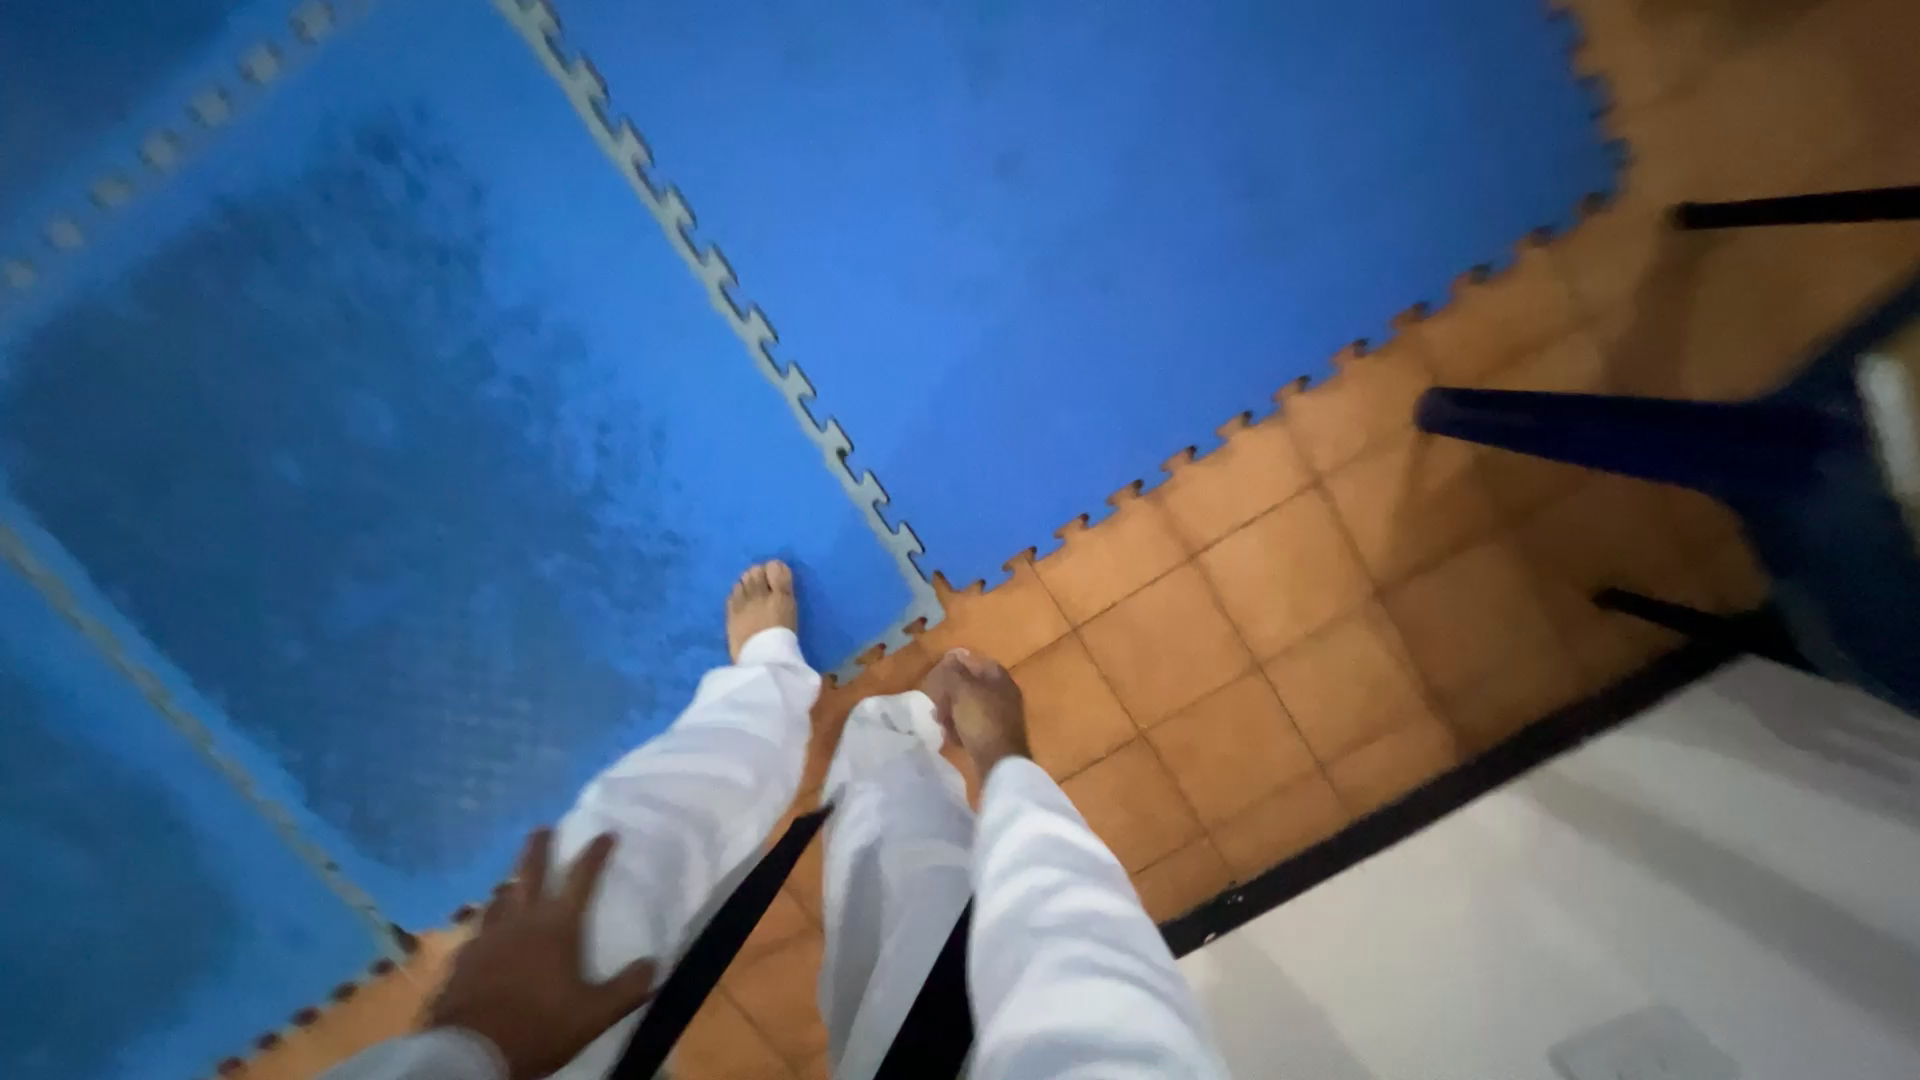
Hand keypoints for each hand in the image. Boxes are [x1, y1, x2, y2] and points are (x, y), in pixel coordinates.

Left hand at [425, 830, 656, 1079]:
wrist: (466, 1056)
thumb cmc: (537, 1027)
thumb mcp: (594, 1014)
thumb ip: (628, 988)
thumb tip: (655, 963)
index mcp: (557, 925)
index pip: (582, 877)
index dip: (596, 853)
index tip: (606, 832)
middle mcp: (522, 921)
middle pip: (529, 873)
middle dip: (538, 847)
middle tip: (541, 828)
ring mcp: (487, 939)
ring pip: (499, 899)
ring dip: (508, 884)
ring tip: (510, 881)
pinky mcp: (461, 961)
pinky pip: (475, 932)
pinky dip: (485, 924)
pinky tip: (483, 933)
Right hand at [922, 647, 1029, 776]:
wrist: (1000, 762)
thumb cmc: (981, 720)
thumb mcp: (963, 691)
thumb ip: (955, 672)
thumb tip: (951, 655)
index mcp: (1000, 678)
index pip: (977, 661)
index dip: (957, 664)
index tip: (939, 672)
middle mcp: (1004, 694)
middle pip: (973, 686)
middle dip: (951, 692)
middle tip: (936, 702)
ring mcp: (1002, 716)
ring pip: (971, 706)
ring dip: (953, 711)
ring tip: (939, 721)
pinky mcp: (996, 736)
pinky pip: (974, 725)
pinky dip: (961, 727)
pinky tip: (951, 736)